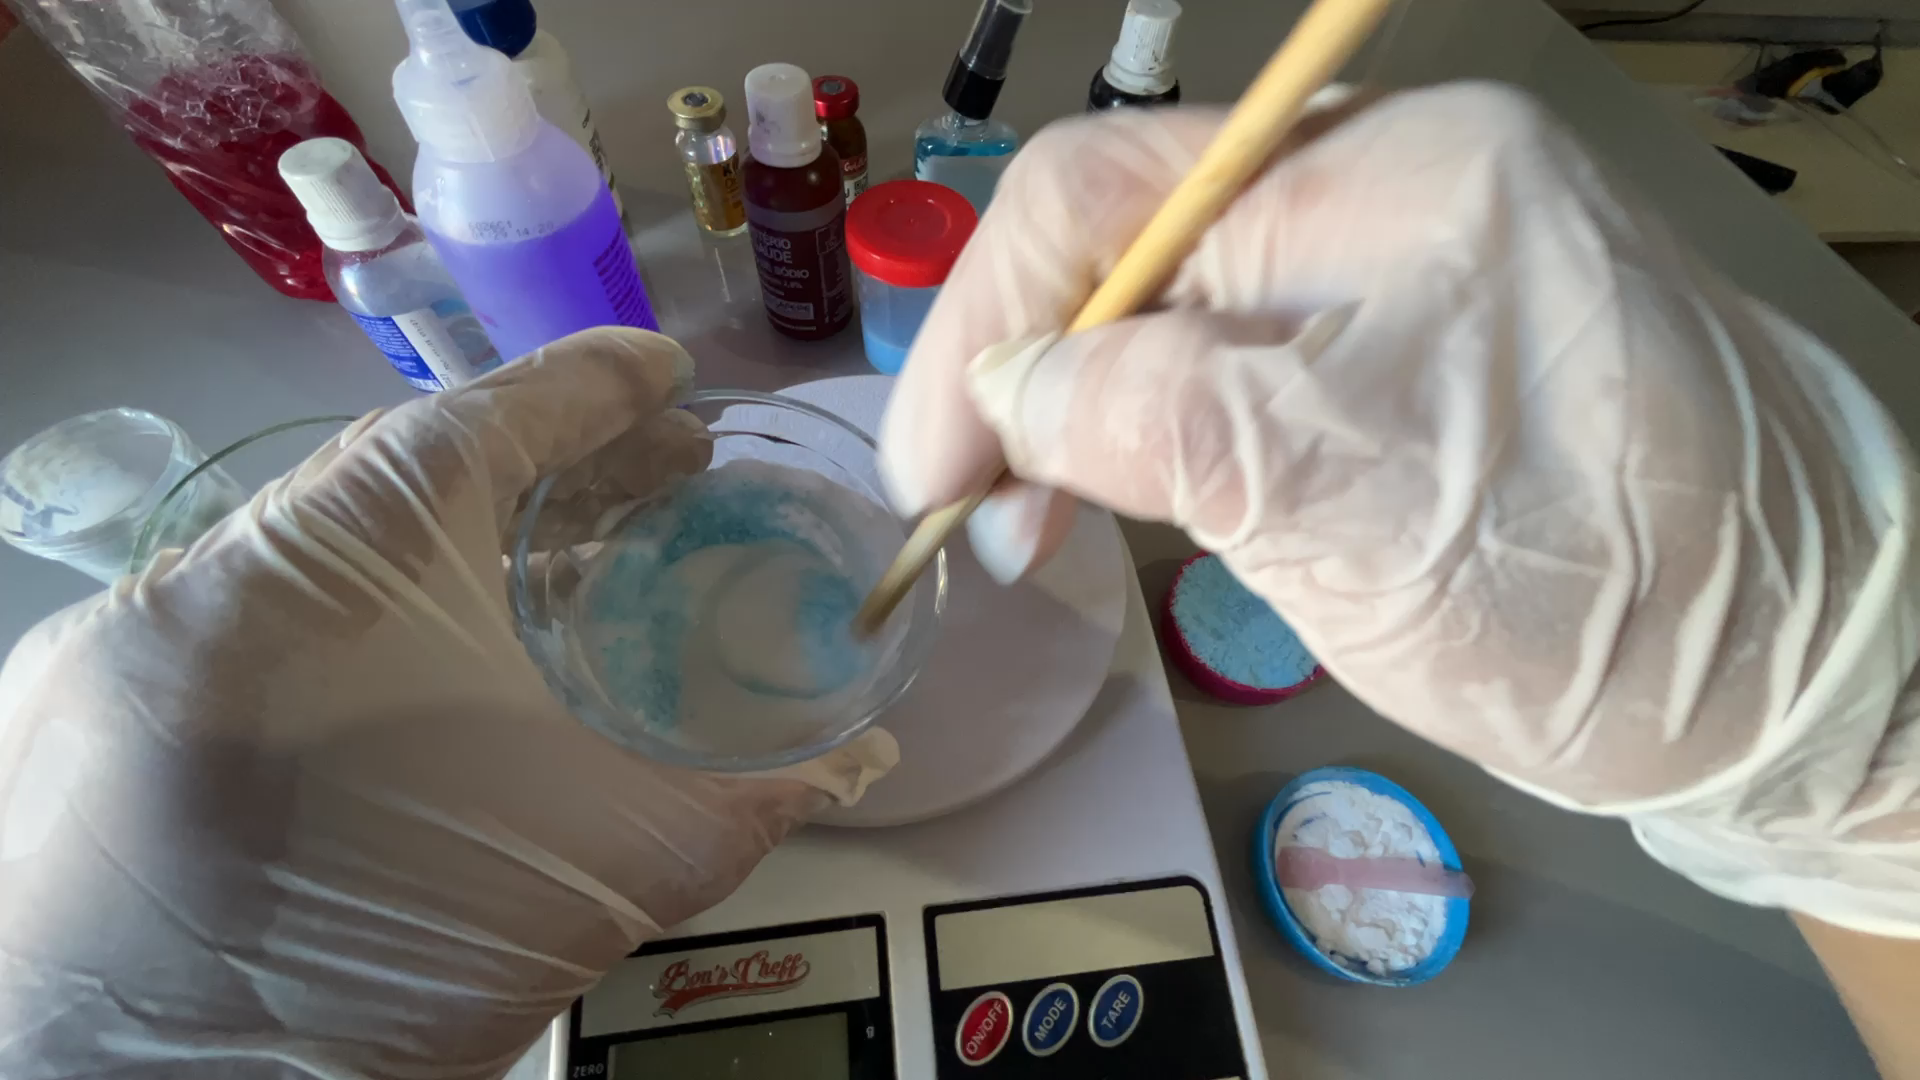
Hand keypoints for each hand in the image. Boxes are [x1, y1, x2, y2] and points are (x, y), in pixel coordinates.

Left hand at [0, 328, 895, 1077]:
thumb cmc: (404, 970)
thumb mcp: (608, 872)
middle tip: (681, 451)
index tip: (674, 369)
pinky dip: (439, 557)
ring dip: (510, 500)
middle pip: (433, 461)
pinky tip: (517, 594)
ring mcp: (180, 624)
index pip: (475, 429)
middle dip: (574, 442)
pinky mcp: (155, 677)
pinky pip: (326, 573)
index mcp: (345, 592)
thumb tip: (870, 759)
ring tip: (620, 510)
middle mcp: (247, 584)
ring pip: (379, 515)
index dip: (584, 382)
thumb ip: (751, 801)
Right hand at [881, 82, 1919, 936]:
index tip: (929, 461)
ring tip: (1015, 528)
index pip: (1100, 200)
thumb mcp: (1353, 498)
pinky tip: (1073, 508)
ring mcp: (1324, 300)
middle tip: (960, 504)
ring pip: (1122, 333)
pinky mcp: (1317, 383)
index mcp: (1365, 181)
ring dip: (1045, 426)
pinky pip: (1166, 391)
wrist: (1759, 681)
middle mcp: (1336, 212)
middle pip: (1100, 261)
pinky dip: (1099, 452)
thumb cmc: (1590, 586)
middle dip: (1006, 382)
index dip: (984, 323)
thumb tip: (1001, 392)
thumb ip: (1154, 419)